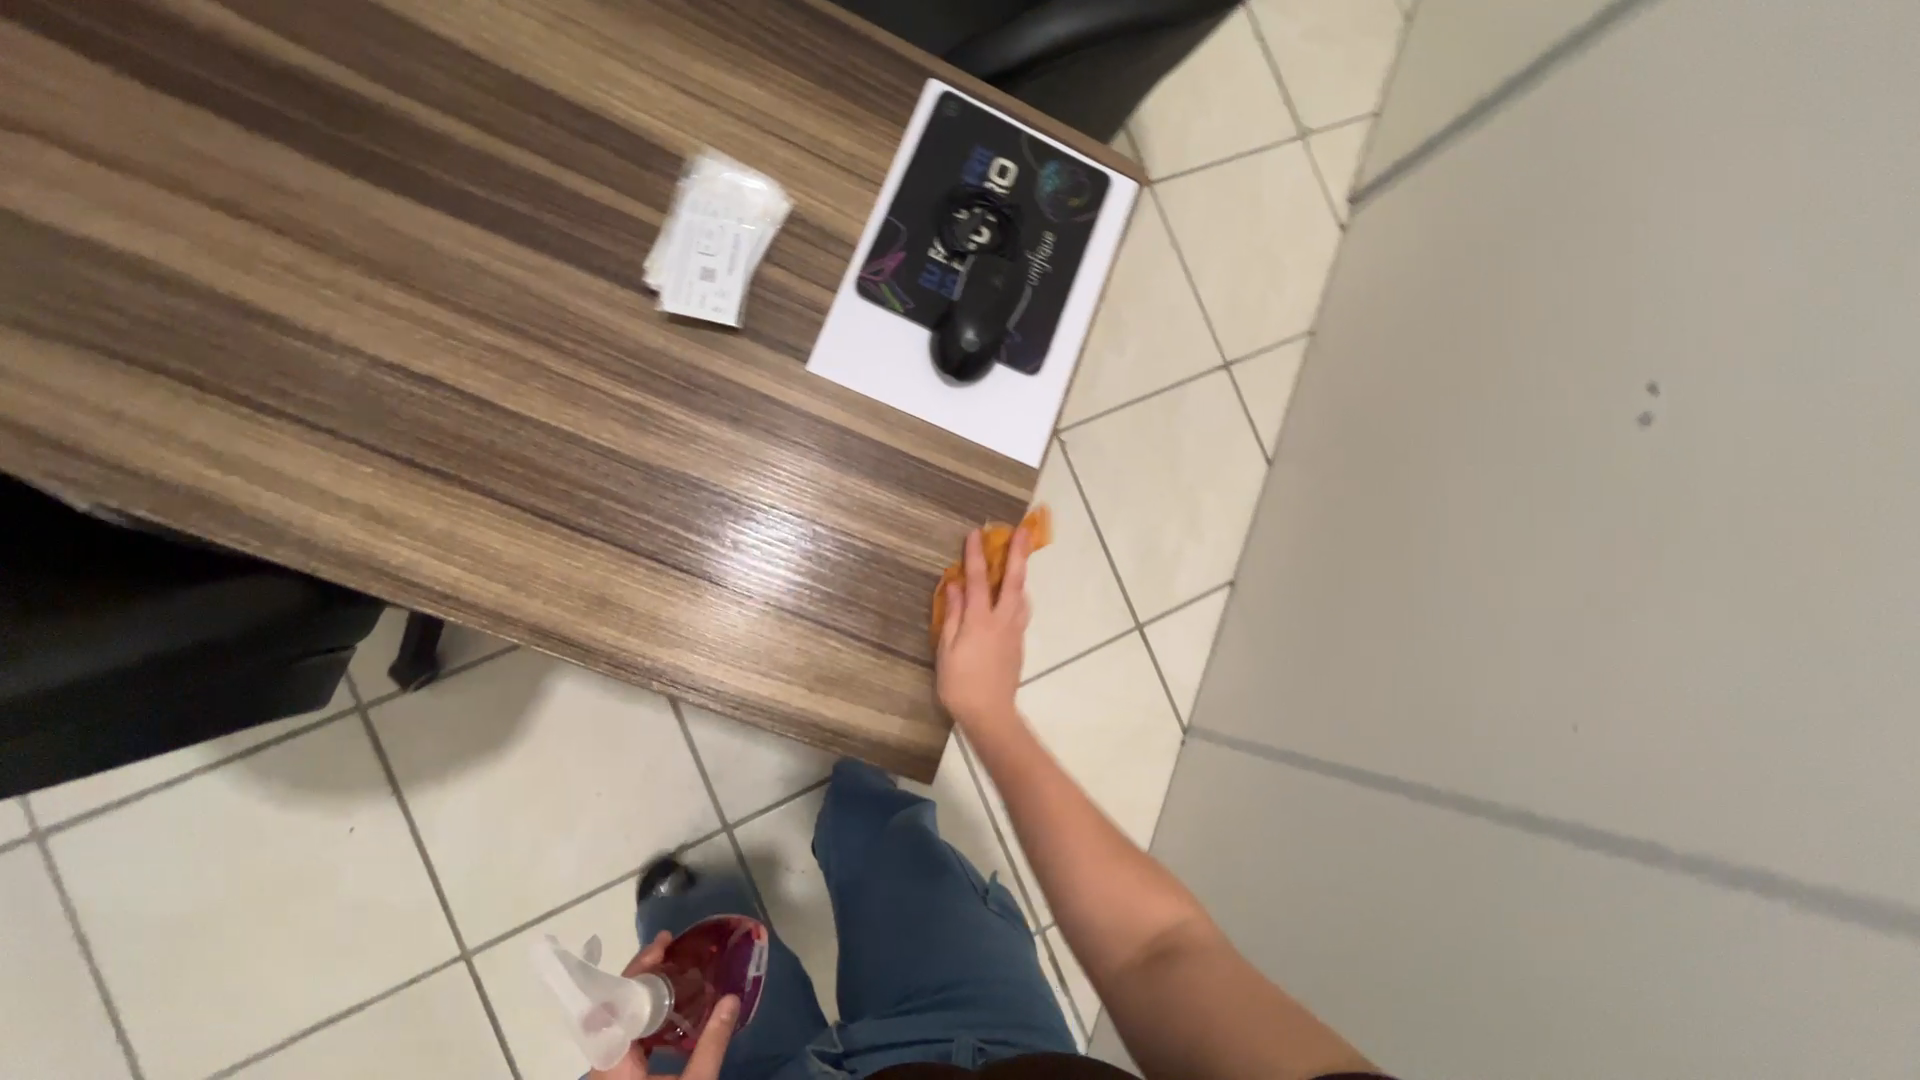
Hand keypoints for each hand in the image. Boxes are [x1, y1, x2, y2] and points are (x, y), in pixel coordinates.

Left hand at [589, 931, 739, 1079]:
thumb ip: (712, 1044)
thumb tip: (731, 999)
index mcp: (614, 1064)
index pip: (616, 1003)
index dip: (637, 970)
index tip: (663, 945)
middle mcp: (603, 1065)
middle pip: (615, 1007)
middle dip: (642, 975)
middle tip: (670, 949)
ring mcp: (607, 1075)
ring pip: (618, 1023)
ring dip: (643, 995)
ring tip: (672, 971)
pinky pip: (625, 1040)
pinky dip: (645, 1020)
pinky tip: (670, 1013)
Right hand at [936, 526, 1031, 732]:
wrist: (990, 714)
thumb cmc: (960, 684)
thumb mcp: (946, 649)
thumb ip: (952, 615)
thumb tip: (954, 585)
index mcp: (980, 620)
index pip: (978, 580)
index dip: (976, 555)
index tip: (975, 533)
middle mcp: (1002, 621)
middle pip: (1013, 581)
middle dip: (1018, 554)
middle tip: (1023, 531)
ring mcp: (1014, 632)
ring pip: (1021, 596)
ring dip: (1020, 573)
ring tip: (1020, 557)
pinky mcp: (1018, 643)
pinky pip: (1020, 611)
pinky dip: (1018, 595)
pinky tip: (1012, 595)